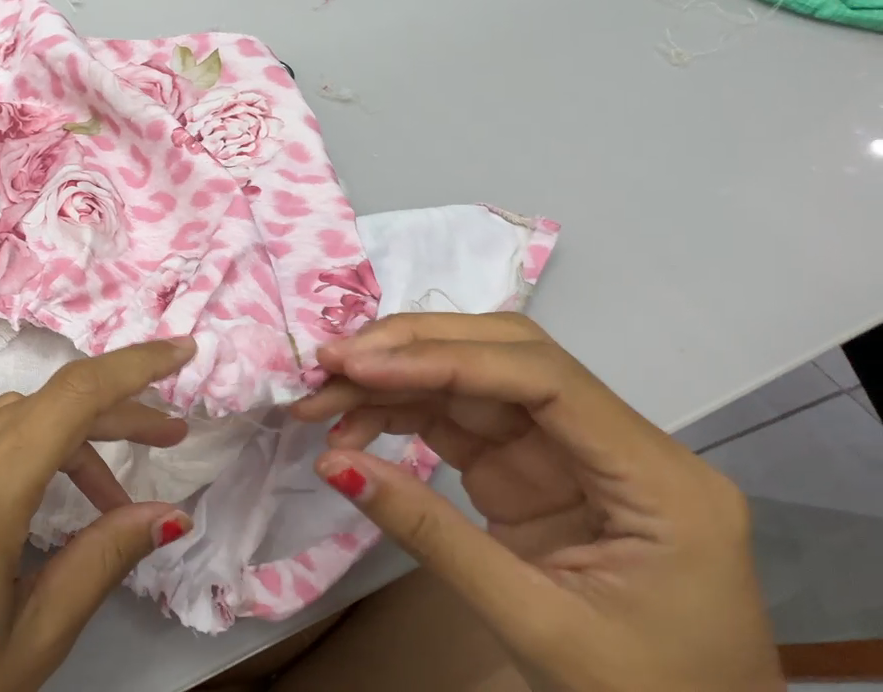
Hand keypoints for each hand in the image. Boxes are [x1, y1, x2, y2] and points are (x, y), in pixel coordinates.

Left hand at [0, 338, 199, 691]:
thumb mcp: (34, 636)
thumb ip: (101, 561)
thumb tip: (167, 513)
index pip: (72, 399)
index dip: (134, 367)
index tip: (183, 352)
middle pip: (43, 405)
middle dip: (110, 416)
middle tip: (167, 443)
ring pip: (4, 418)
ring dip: (60, 439)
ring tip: (99, 498)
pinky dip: (11, 447)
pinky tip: (28, 494)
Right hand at [291, 313, 781, 691]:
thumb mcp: (536, 625)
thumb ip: (433, 536)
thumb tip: (331, 462)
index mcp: (656, 480)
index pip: (544, 379)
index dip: (444, 358)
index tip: (357, 366)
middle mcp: (614, 445)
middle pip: (506, 357)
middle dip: (410, 350)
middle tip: (329, 363)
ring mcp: (566, 454)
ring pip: (470, 381)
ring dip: (391, 380)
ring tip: (319, 399)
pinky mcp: (527, 470)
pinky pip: (455, 420)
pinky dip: (397, 414)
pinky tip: (351, 428)